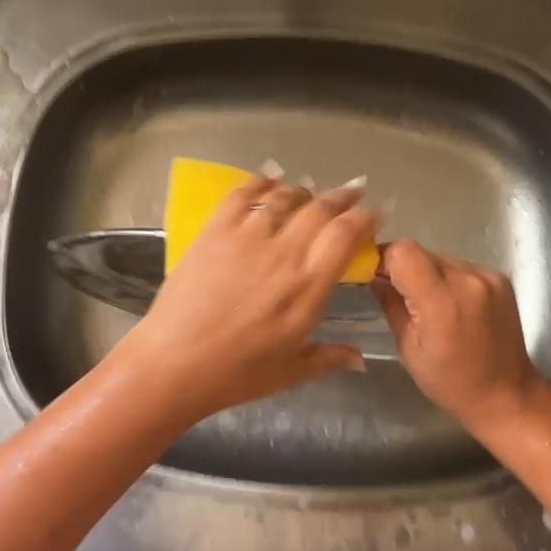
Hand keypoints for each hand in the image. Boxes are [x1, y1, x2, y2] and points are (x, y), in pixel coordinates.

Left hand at [110, 174, 381, 423]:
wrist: (174, 363)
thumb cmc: (237, 373)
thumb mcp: (290, 371)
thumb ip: (329, 358)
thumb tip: (360, 360)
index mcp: (309, 285)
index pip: (346, 236)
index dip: (365, 218)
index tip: (375, 212)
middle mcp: (284, 252)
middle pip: (321, 209)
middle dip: (343, 197)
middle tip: (352, 192)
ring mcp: (247, 237)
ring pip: (284, 197)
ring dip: (303, 191)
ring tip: (309, 192)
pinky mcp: (215, 231)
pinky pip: (242, 194)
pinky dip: (260, 182)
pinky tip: (268, 177)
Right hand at [373, 240, 549, 429]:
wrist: (507, 394)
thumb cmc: (451, 382)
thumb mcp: (409, 349)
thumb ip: (392, 306)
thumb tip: (376, 279)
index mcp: (441, 302)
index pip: (403, 252)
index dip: (385, 260)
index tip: (378, 277)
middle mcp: (468, 281)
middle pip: (422, 252)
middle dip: (405, 268)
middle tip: (400, 294)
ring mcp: (488, 277)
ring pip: (441, 258)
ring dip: (428, 274)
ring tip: (430, 305)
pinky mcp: (500, 279)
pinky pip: (462, 267)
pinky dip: (450, 279)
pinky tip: (453, 306)